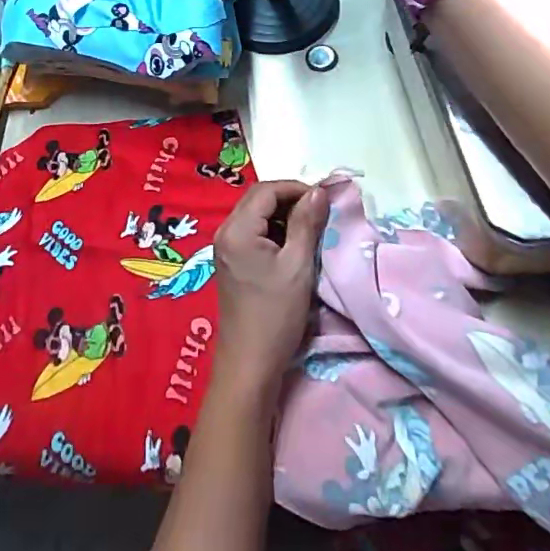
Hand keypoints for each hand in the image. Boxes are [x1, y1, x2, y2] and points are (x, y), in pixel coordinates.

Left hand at [212, 180, 328, 396]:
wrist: (250, 361)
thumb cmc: (276, 314)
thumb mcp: (298, 265)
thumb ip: (307, 223)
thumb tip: (319, 191)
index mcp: (237, 229)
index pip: (267, 190)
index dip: (296, 188)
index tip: (324, 200)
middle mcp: (225, 232)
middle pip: (258, 199)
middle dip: (290, 200)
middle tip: (320, 214)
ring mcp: (225, 247)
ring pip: (256, 215)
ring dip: (283, 216)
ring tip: (311, 231)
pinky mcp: (231, 261)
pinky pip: (252, 232)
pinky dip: (274, 232)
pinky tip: (294, 247)